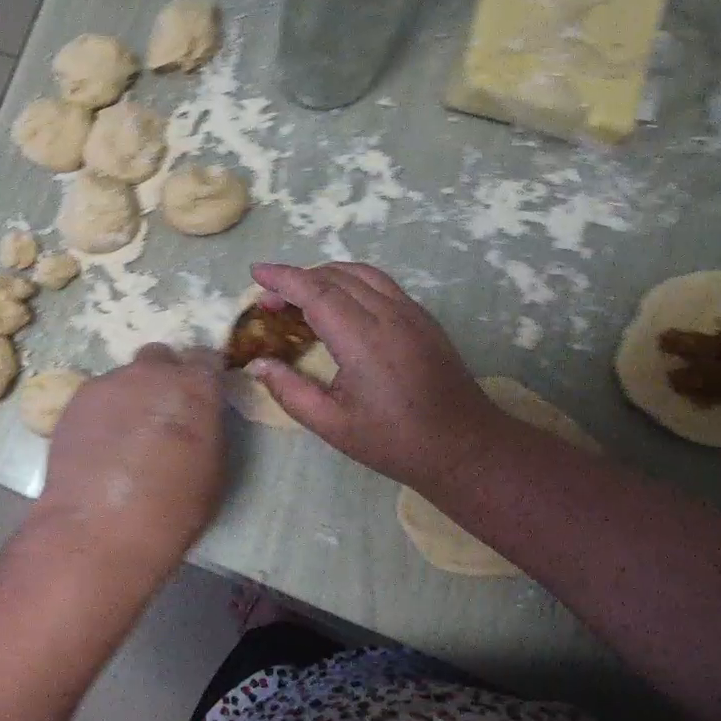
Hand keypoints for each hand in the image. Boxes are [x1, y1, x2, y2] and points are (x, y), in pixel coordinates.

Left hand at [30, 343, 228, 574]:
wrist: (100, 526)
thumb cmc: (171, 509)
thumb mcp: (212, 471)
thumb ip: (205, 429)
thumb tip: (195, 419)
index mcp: (195, 387)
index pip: (205, 358)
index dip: (202, 377)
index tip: (199, 398)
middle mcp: (152, 373)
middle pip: (160, 359)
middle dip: (162, 378)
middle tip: (160, 414)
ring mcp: (108, 383)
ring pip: (124, 379)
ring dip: (129, 398)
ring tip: (122, 438)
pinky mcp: (75, 399)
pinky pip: (96, 397)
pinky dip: (100, 414)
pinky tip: (97, 446)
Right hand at [247, 262, 501, 488]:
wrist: (464, 447)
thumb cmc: (394, 441)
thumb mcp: (331, 424)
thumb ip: (289, 390)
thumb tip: (258, 363)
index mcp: (363, 339)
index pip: (316, 291)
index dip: (283, 278)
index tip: (256, 273)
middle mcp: (389, 315)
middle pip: (336, 276)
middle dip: (298, 278)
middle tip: (270, 299)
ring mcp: (411, 313)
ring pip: (362, 274)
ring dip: (325, 275)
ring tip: (300, 295)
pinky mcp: (424, 319)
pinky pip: (381, 284)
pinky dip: (350, 282)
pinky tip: (338, 303)